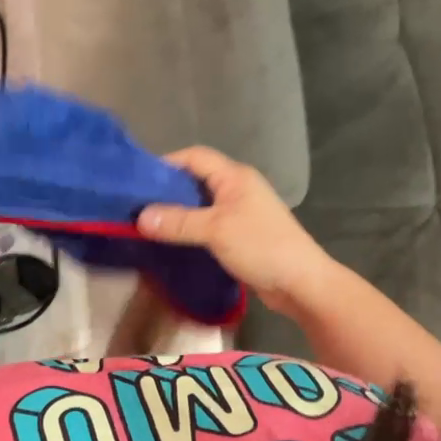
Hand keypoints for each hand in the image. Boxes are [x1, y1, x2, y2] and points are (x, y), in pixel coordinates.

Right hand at [137, 147, 334, 312]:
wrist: (302, 283)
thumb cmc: (261, 246)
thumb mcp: (216, 230)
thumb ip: (178, 222)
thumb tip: (139, 217)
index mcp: (234, 176)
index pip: (194, 157)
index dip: (167, 164)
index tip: (138, 181)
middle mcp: (238, 188)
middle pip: (196, 179)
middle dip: (168, 190)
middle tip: (138, 205)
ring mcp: (241, 211)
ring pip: (202, 203)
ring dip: (179, 212)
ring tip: (149, 224)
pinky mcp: (242, 234)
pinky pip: (209, 223)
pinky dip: (191, 229)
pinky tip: (173, 242)